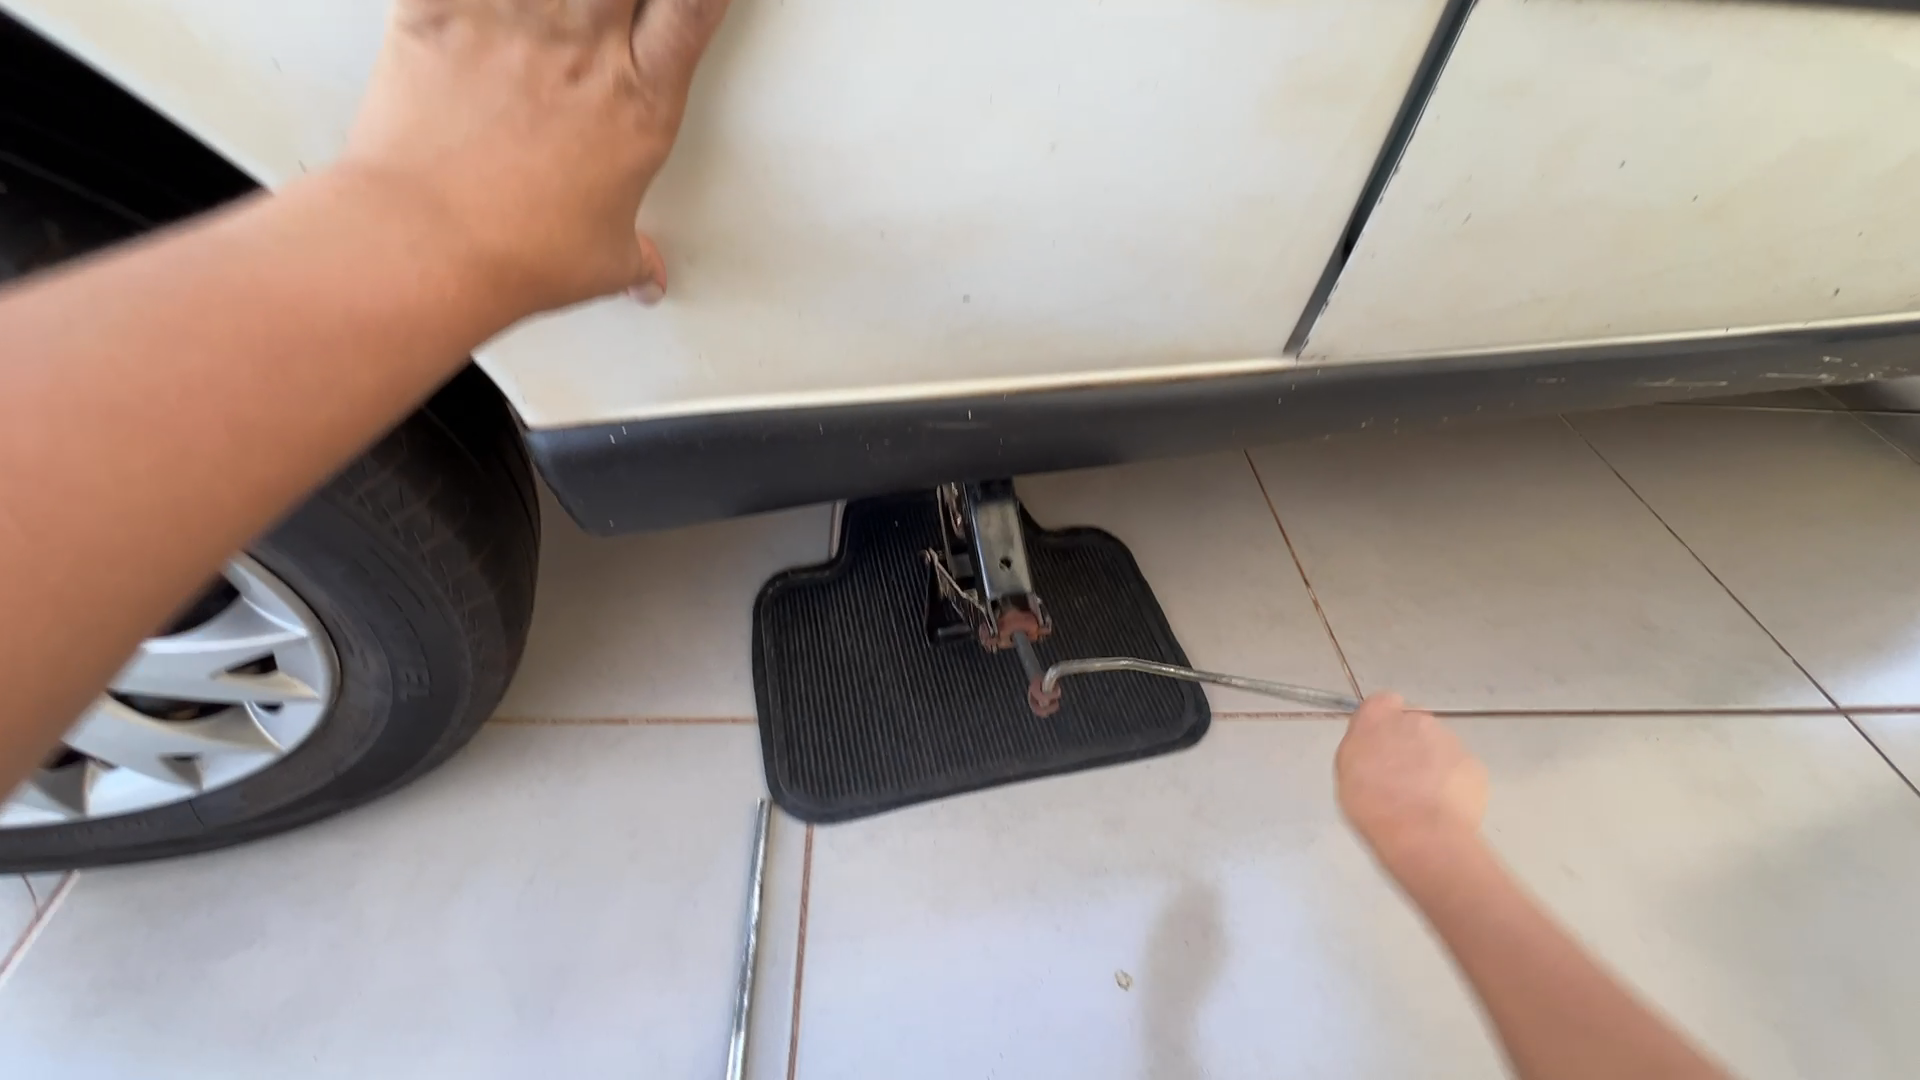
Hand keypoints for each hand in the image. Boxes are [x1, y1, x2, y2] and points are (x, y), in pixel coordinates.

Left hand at [339, 0, 733, 313]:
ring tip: (557, 9)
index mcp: (642, 105)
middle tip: (618, 3)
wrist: (432, 243)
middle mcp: (586, 48)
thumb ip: (638, 255)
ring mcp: (513, 17)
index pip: (697, 6)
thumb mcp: (608, 261)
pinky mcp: (440, 5)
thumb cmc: (522, 251)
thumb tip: (648, 272)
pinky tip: (488, 1)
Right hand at [1335, 693, 1488, 867]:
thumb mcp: (1347, 768)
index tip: (1380, 743)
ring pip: (1439, 746)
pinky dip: (1452, 782)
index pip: (1383, 702)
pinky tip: (1442, 806)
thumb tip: (1373, 744)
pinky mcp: (1474, 765)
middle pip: (1414, 724)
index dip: (1383, 722)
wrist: (1421, 833)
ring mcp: (1449, 741)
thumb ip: (1362, 744)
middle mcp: (1415, 720)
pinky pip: (1459, 768)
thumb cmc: (1371, 802)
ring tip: (1423, 797)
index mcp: (1377, 717)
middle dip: (1409, 743)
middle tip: (1400, 775)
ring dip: (1432, 762)